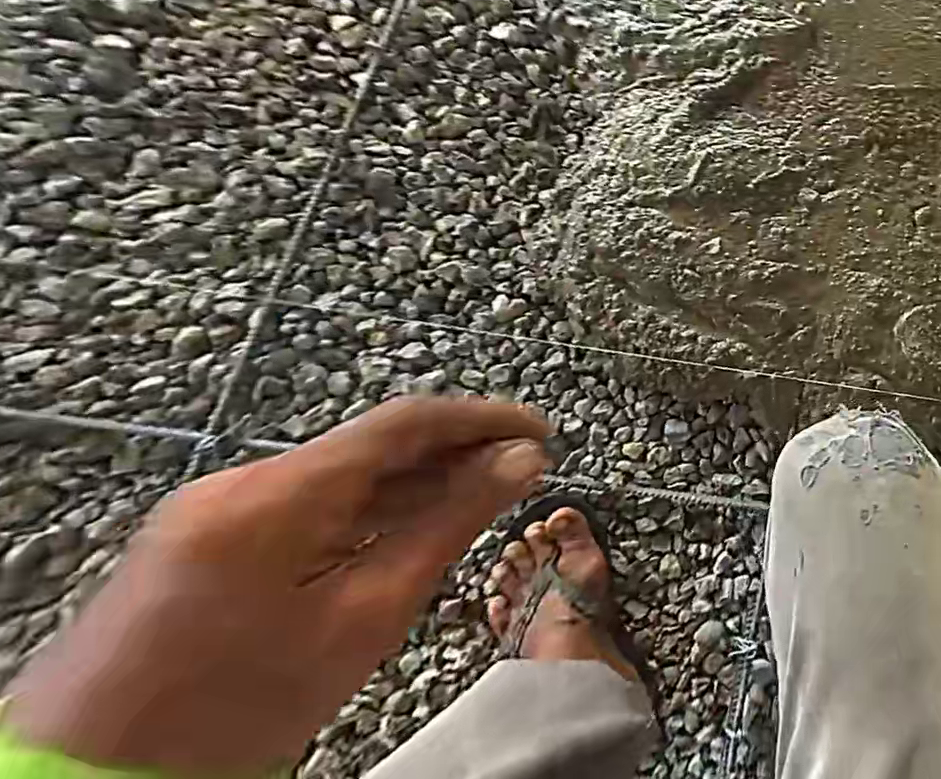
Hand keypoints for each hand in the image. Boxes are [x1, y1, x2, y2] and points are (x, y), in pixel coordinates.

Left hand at [5, 397, 551, 775]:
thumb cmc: (239, 707)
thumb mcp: (368, 612)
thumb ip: (453, 522)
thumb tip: (526, 458)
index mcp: (275, 495)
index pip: (406, 422)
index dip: (486, 417)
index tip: (545, 431)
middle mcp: (243, 483)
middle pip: (379, 443)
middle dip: (461, 449)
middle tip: (527, 468)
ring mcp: (219, 509)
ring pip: (352, 471)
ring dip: (425, 478)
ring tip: (489, 494)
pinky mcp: (210, 536)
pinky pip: (320, 500)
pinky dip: (382, 504)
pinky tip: (425, 520)